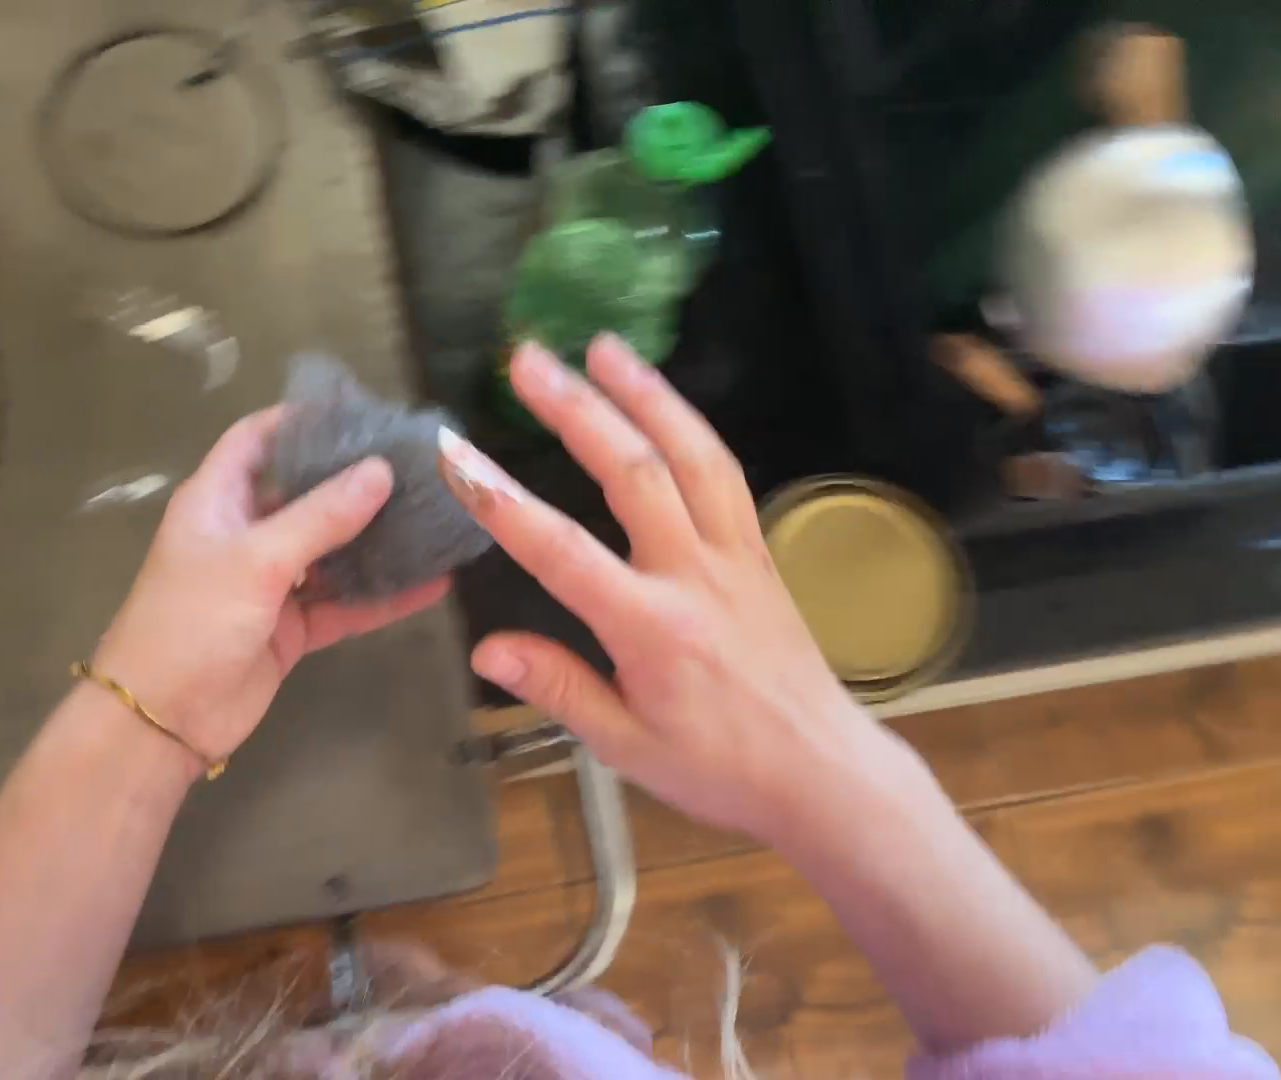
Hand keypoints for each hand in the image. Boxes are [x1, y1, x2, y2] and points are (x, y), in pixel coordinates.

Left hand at [93, 407, 449, 768]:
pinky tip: (431, 585)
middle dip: (354, 481)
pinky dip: (382, 597)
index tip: (357, 412)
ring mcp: (271, 582)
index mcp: (218, 500)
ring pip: (332, 551)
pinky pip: (344, 603)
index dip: (300, 420)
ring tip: (433, 517)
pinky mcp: (292, 626)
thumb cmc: (193, 622)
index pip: (257, 439)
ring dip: (376, 540)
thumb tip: (380, 471)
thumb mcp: (256, 560)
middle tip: (414, 464)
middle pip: (305, 493)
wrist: (163, 722)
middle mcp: (246, 533)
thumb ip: (320, 517)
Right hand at [439, 336, 914, 844]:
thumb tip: (486, 648)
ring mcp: (735, 552)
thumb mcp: (625, 744)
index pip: (562, 552)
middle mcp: (695, 574)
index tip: (456, 453)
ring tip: (601, 346)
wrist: (824, 773)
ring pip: (691, 454)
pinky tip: (660, 400)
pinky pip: (723, 471)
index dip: (502, 501)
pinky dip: (688, 424)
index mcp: (651, 629)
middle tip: (528, 359)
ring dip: (644, 393)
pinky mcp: (759, 548)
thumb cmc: (717, 767)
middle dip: (576, 408)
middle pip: (634, 472)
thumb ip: (558, 686)